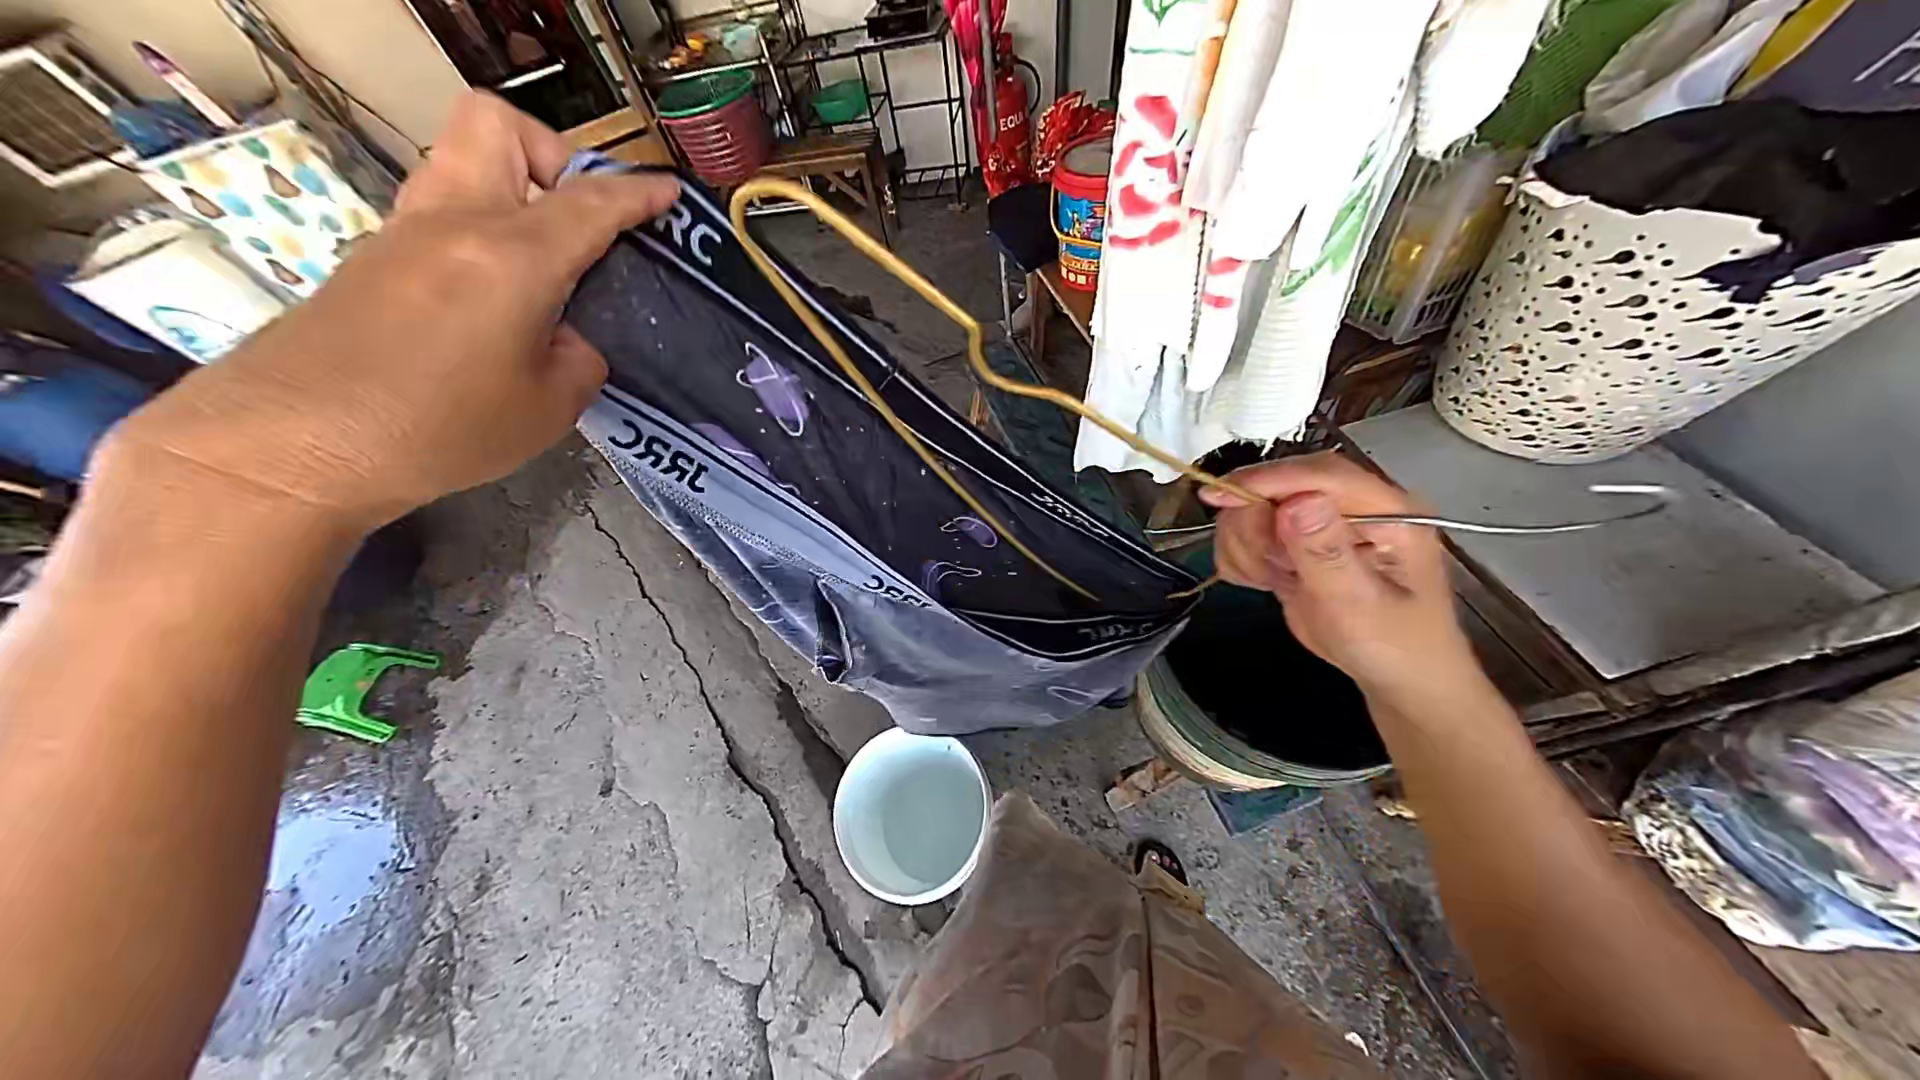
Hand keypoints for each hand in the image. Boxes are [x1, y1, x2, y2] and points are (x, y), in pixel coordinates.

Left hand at [102, 92, 679, 531]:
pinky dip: (487, 231)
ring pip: (464, 162)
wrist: (301, 445)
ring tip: (551, 259)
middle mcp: (454, 223)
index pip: (589, 202)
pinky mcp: (377, 258)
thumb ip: (579, 355)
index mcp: (511, 257)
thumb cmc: (444, 430)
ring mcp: (406, 234)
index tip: (668, 192)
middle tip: (582, 218)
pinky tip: (505, 297)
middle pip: (496, 125)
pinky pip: (446, 213)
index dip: (637, 192)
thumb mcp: (550, 406)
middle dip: (554, 154)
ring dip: (517, 189)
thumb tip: (571, 333)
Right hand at [1198, 452, 1483, 710]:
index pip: (1319, 476)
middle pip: (1277, 488)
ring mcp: (1319, 524)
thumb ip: (1327, 552)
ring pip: (1253, 509)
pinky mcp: (1294, 542)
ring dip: (1246, 547)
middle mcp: (1350, 507)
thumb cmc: (1394, 646)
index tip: (1220, 496)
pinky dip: (1240, 558)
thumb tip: (1298, 501)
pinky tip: (1263, 581)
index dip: (1267, 480)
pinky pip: (1246, 533)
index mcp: (1385, 511)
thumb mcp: (1361, 605)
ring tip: (1271, 580)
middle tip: (1266, 569)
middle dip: (1255, 526)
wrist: (1396, 677)